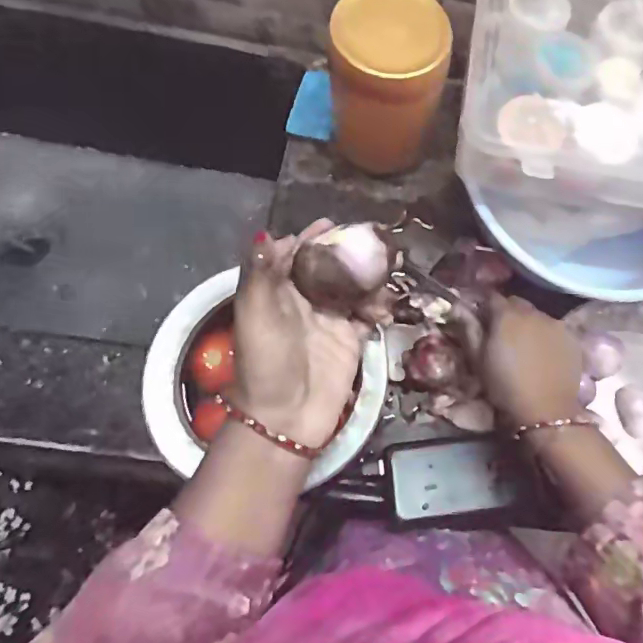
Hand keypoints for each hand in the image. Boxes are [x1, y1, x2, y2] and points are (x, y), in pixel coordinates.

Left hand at [229, 219, 369, 449]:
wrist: (286, 417)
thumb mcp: (255, 314)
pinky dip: (380, 307)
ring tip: (387, 270)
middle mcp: (306, 300)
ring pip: (355, 287)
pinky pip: (370, 313)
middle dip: (350, 253)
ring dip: (370, 278)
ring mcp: (331, 319)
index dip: (313, 238)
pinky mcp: (352, 338)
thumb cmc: (266, 362)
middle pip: (331, 266)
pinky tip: (385, 307)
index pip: (297, 254)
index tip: (334, 225)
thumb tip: (266, 233)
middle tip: (374, 242)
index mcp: (278, 291)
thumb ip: (261, 273)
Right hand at [479, 295, 583, 427]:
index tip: (481, 318)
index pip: (493, 297)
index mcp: (507, 315)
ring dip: (529, 324)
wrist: (546, 411)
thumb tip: (459, 306)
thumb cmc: (505, 386)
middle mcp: (534, 312)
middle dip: (508, 312)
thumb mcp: (478, 360)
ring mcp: (556, 324)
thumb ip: (469, 329)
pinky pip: (555, 329)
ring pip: (538, 315)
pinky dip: (547, 335)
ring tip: (526, 345)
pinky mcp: (571, 337)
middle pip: (517, 304)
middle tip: (503, 334)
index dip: (485, 306)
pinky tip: (545, 354)